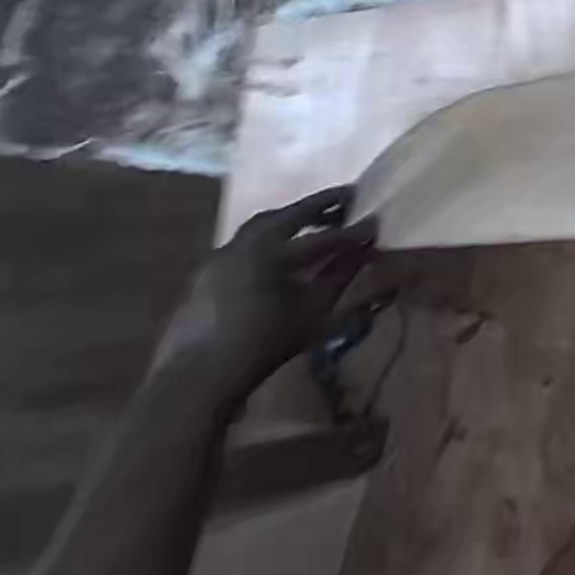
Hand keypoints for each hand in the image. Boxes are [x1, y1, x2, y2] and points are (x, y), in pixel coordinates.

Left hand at [153, 187, 380, 401]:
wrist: (199, 377)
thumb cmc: (265, 344)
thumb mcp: (313, 310)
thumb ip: (340, 274)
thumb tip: (363, 250)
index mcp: (270, 251)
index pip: (322, 237)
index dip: (352, 232)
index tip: (375, 224)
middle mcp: (243, 244)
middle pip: (287, 216)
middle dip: (319, 206)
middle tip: (347, 197)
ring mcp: (221, 256)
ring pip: (262, 226)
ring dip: (291, 219)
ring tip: (316, 221)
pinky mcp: (208, 272)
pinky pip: (246, 243)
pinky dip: (271, 238)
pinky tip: (283, 252)